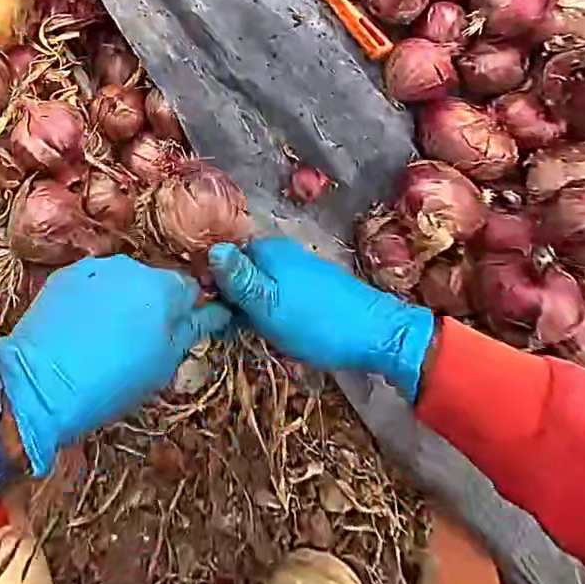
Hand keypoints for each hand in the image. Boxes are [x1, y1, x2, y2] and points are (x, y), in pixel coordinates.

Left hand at [0, 255, 229, 474]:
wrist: (38, 385)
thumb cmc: (112, 381)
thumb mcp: (164, 364)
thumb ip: (194, 329)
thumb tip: (219, 309)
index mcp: (165, 287)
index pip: (192, 287)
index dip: (187, 311)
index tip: (176, 333)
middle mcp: (135, 267)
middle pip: (157, 280)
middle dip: (155, 304)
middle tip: (141, 339)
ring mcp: (98, 267)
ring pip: (125, 280)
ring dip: (125, 299)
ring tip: (108, 334)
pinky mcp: (67, 274)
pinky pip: (95, 282)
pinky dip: (96, 298)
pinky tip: (83, 326)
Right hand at [210, 238, 434, 399]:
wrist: (376, 335)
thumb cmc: (316, 323)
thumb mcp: (268, 306)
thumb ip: (239, 279)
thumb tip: (211, 248)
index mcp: (268, 249)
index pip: (223, 256)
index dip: (211, 282)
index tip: (207, 310)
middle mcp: (283, 252)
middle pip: (241, 271)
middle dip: (232, 299)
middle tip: (231, 330)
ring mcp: (299, 268)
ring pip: (260, 286)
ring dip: (252, 310)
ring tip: (253, 335)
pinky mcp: (312, 286)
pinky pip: (279, 295)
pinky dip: (272, 312)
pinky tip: (276, 332)